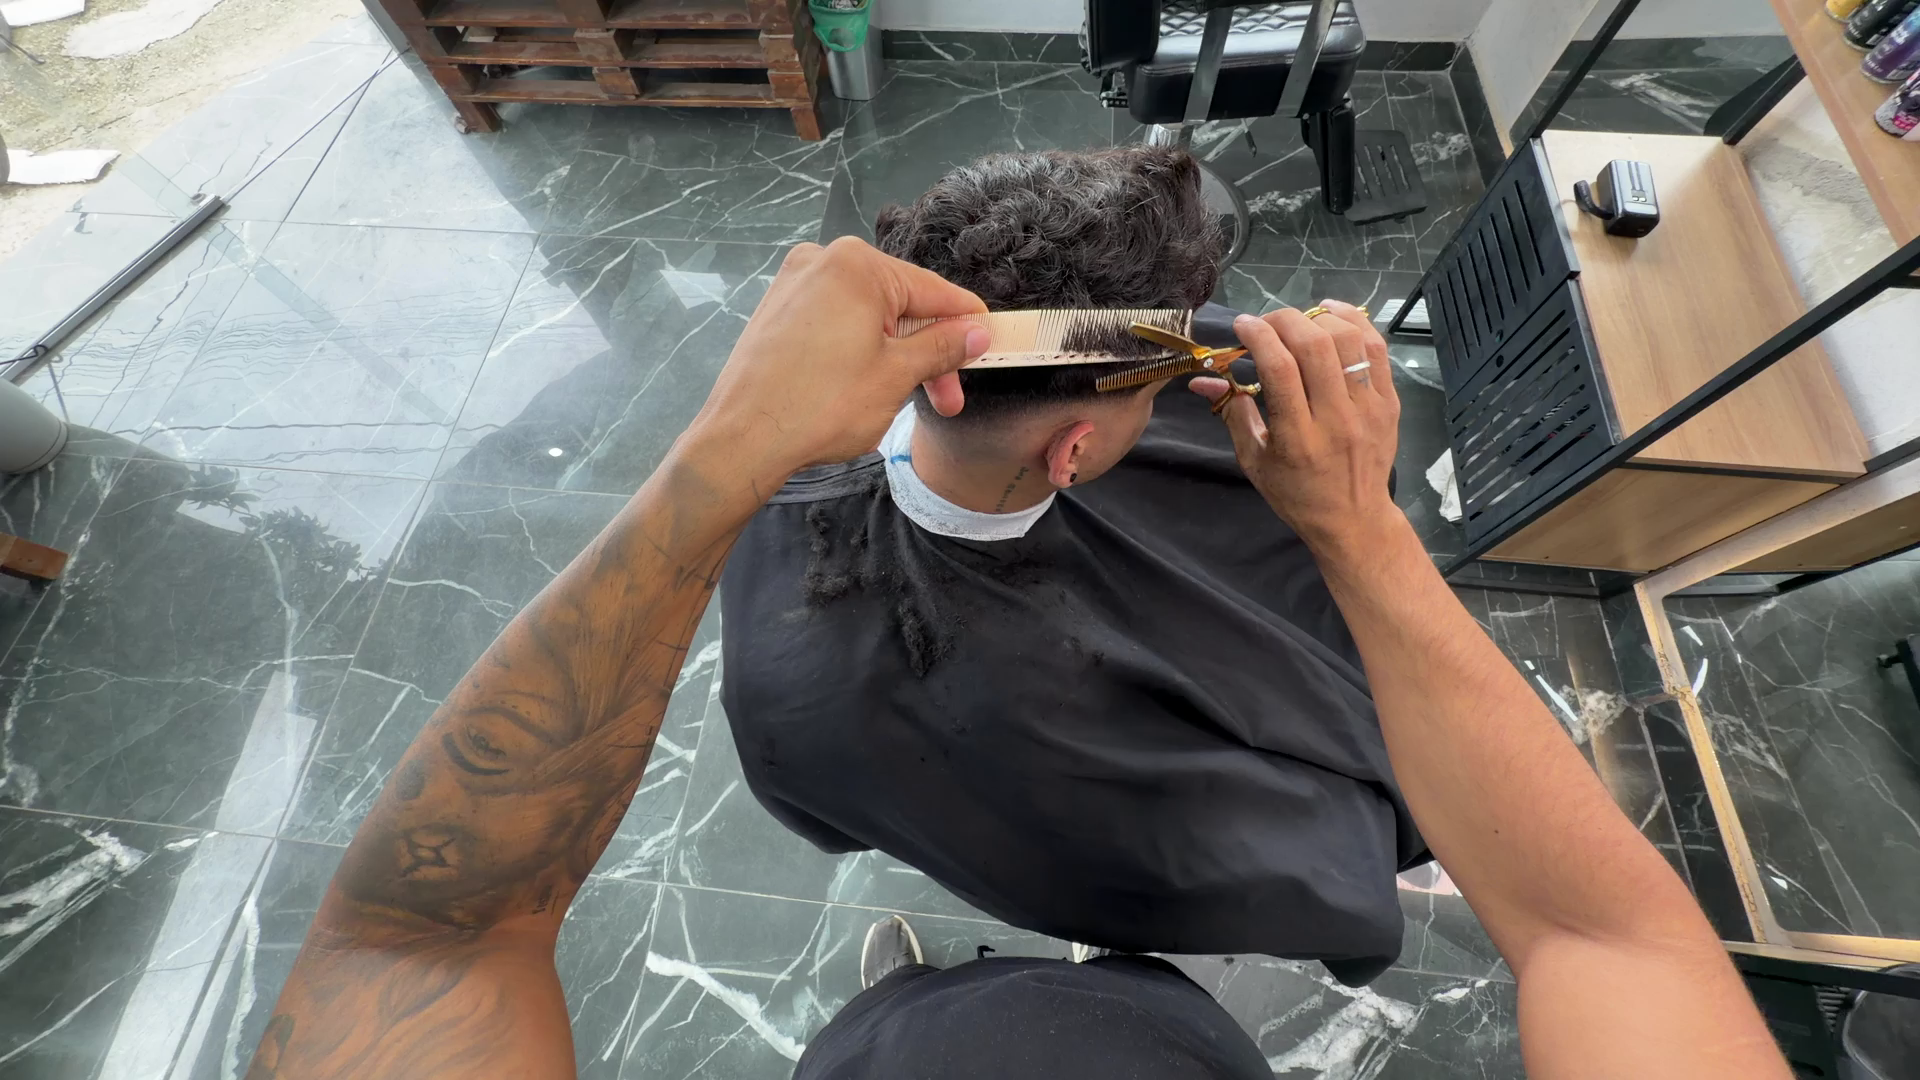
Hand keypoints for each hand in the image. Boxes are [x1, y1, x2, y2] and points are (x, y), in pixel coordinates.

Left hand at [686, 236, 989, 482]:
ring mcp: (795, 285)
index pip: (933, 290)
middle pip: (900, 306)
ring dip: (897, 358)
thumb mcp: (896, 376)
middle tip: (948, 402)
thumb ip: (942, 347)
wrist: (742, 439)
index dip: (968, 322)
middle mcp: (823, 261)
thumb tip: (978, 332)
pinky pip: (838, 325)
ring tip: (909, 402)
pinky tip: (870, 386)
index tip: (992, 344)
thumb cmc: (824, 405)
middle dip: (929, 354)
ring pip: (868, 318)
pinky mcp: (778, 312)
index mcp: (857, 265)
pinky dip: (862, 352)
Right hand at [1191, 300, 1403, 551]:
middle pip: (1314, 347)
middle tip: (1266, 321)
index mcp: (1296, 437)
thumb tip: (1202, 380)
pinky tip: (1331, 314)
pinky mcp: (1389, 400)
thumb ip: (1232, 414)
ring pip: (1348, 340)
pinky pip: (1375, 348)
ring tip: (1297, 320)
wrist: (1352, 517)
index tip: (1242, 325)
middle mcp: (1335, 418)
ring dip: (1317, 318)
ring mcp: (1368, 407)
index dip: (1259, 337)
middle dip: (1284, 321)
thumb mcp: (1254, 460)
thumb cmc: (1293, 492)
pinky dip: (1353, 322)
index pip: (1278, 369)